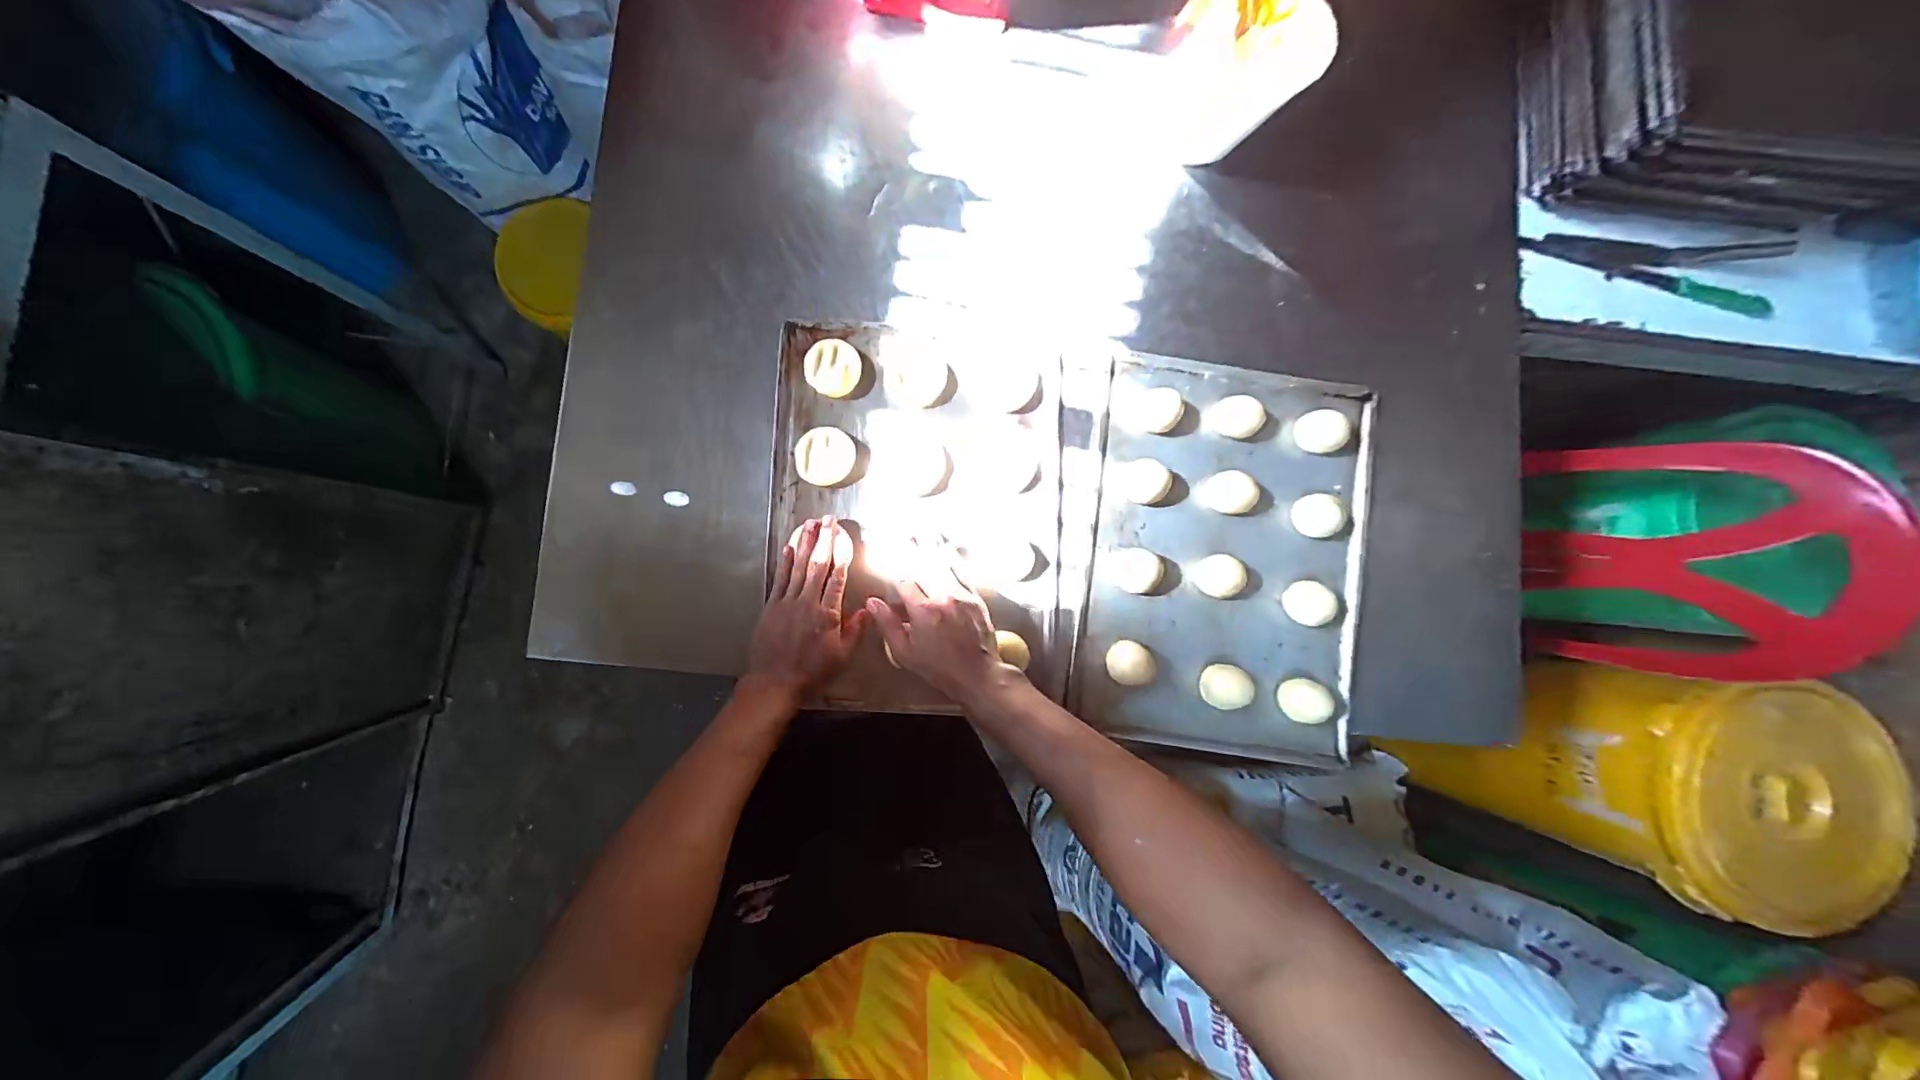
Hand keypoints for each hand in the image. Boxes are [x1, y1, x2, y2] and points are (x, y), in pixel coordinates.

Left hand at [745, 516, 868, 697]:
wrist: (774, 682)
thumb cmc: (813, 671)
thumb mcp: (843, 656)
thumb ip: (856, 631)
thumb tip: (867, 609)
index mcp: (827, 614)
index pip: (837, 576)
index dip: (841, 553)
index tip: (844, 535)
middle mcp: (807, 602)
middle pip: (817, 564)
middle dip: (824, 539)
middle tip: (829, 519)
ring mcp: (787, 602)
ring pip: (798, 566)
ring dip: (805, 543)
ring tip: (810, 523)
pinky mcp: (772, 606)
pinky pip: (780, 578)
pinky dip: (785, 561)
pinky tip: (789, 546)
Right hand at [864, 538, 1015, 707]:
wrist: (976, 673)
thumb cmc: (939, 667)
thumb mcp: (905, 652)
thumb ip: (888, 625)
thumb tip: (873, 603)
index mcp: (922, 610)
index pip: (904, 580)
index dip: (894, 568)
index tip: (885, 556)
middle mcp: (942, 597)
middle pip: (923, 565)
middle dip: (911, 549)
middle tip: (903, 535)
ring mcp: (961, 595)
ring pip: (943, 564)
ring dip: (931, 547)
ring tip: (922, 532)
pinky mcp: (975, 598)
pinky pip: (962, 571)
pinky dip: (953, 558)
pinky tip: (947, 547)